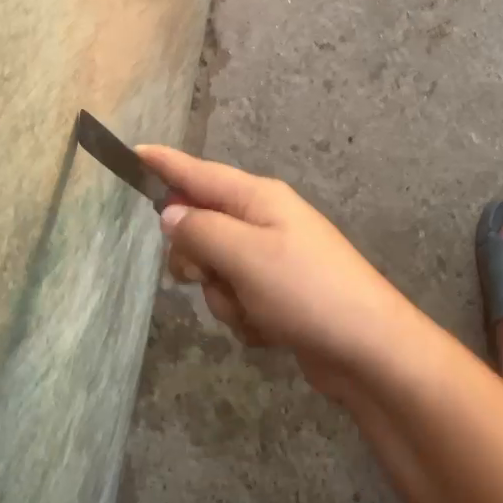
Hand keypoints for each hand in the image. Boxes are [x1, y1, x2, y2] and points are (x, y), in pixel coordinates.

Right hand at [136, 146, 414, 374]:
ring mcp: (273, 260)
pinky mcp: (279, 297)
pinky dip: (245, 318)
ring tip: (255, 311)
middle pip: (201, 227)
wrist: (368, 350)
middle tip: (205, 275)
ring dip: (224, 297)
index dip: (165, 164)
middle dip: (197, 258)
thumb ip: (200, 230)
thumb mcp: (244, 255)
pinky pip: (238, 300)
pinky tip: (269, 331)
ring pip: (215, 271)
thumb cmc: (306, 291)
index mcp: (258, 198)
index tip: (133, 151)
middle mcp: (264, 222)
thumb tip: (171, 213)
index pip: (199, 173)